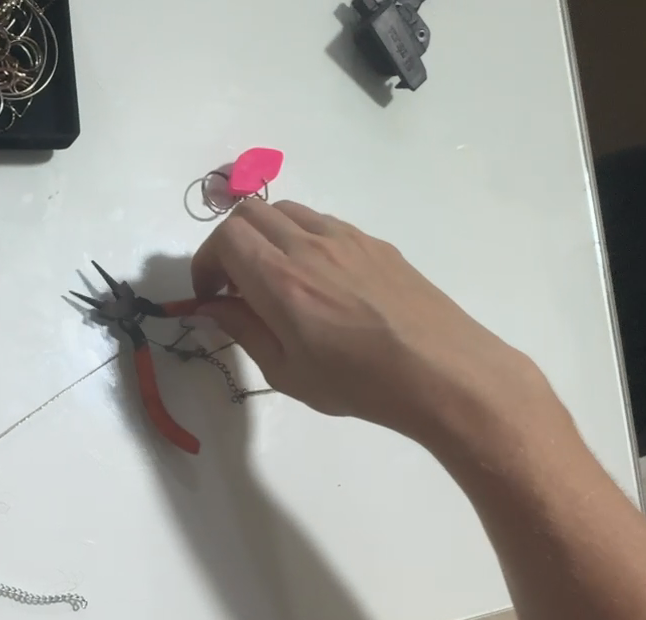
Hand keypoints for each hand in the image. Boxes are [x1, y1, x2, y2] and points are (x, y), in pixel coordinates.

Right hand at [190, 200, 558, 447]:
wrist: (441, 371)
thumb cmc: (355, 382)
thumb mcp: (283, 371)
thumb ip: (242, 329)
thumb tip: (210, 307)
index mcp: (281, 281)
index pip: (225, 238)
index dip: (204, 262)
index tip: (208, 297)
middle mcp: (310, 246)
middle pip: (249, 212)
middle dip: (226, 245)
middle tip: (230, 287)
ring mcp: (346, 238)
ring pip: (285, 211)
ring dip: (262, 238)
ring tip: (267, 282)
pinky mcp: (373, 243)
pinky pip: (320, 223)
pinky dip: (296, 239)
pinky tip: (309, 281)